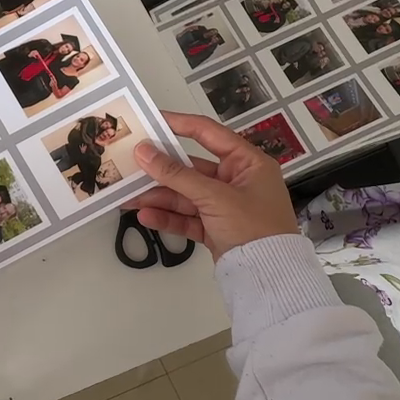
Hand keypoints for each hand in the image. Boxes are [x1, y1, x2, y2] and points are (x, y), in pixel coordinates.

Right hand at [121, 112, 298, 260]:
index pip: (208, 133)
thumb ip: (175, 174)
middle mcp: (237, 180)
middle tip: (130, 165)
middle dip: (160, 171)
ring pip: (184, 195)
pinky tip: (146, 216)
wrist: (270, 278)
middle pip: (190, 168)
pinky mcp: (216, 228)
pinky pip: (187, 217)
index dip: (178, 124)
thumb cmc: (254, 227)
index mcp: (247, 163)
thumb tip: (142, 151)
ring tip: (129, 198)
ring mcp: (225, 205)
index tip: (149, 120)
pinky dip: (168, 217)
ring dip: (158, 197)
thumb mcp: (214, 196)